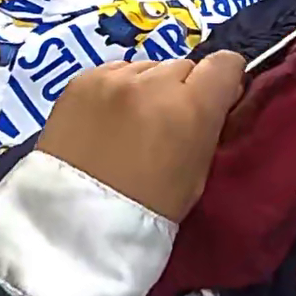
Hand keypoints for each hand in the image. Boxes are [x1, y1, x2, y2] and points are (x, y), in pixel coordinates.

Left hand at [36, 51, 246, 219]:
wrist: (69, 232)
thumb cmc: (147, 210)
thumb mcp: (198, 171)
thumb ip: (211, 122)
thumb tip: (221, 93)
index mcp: (191, 107)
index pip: (226, 63)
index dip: (224, 80)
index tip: (216, 98)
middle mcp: (154, 83)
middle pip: (184, 66)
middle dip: (181, 90)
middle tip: (166, 123)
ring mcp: (114, 78)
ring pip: (149, 68)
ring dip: (148, 88)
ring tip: (130, 124)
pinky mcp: (82, 80)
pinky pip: (116, 71)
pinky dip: (117, 90)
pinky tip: (106, 120)